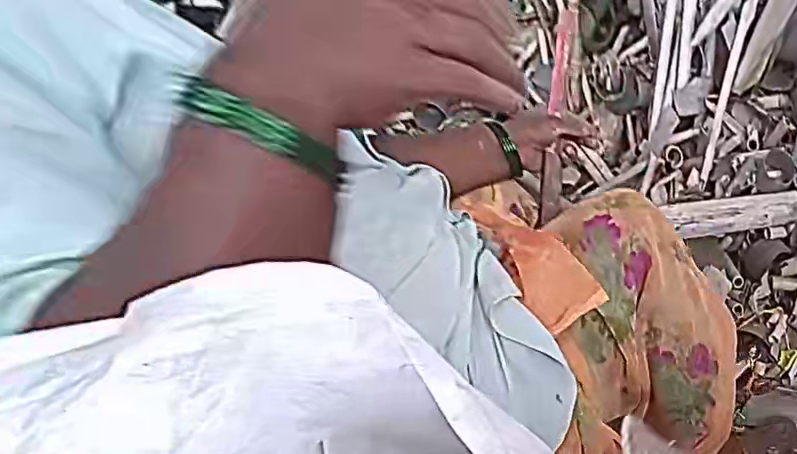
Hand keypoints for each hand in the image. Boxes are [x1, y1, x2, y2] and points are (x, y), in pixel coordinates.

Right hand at [206, 0, 525, 138]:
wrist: (280, 80)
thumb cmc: (291, 45)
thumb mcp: (324, 3)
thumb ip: (366, 9)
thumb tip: (394, 20)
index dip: (480, 5)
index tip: (493, 15)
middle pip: (467, 8)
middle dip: (499, 32)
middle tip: (511, 51)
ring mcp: (404, 32)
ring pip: (474, 43)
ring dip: (504, 66)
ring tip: (516, 83)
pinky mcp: (412, 71)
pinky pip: (468, 80)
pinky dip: (495, 91)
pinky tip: (507, 101)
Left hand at [504, 112, 600, 172]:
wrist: (518, 148)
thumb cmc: (530, 129)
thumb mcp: (555, 122)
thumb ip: (575, 126)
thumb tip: (591, 129)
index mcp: (553, 116)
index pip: (575, 121)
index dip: (586, 128)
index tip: (596, 134)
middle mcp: (555, 130)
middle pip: (576, 136)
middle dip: (585, 141)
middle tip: (595, 145)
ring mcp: (554, 146)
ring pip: (573, 150)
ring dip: (575, 151)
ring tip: (571, 151)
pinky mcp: (553, 160)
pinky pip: (567, 162)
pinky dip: (568, 161)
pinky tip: (566, 157)